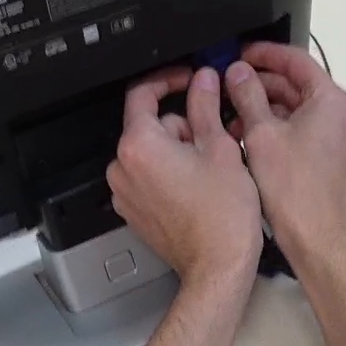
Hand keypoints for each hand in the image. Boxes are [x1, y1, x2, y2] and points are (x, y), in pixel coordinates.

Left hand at [107, 67, 263, 290]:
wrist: (217, 267)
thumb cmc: (222, 218)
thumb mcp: (221, 149)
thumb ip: (206, 107)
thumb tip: (204, 81)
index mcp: (140, 146)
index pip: (142, 93)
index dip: (168, 79)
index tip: (188, 79)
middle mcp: (123, 169)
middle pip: (150, 126)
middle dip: (182, 126)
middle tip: (215, 140)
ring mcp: (125, 194)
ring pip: (150, 154)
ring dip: (177, 152)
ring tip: (210, 171)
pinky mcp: (134, 212)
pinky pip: (148, 180)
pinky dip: (169, 176)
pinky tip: (197, 189)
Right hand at [224, 42, 345, 273]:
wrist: (314, 237)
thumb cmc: (291, 187)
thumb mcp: (261, 134)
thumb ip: (247, 95)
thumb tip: (237, 70)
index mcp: (330, 99)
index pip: (295, 60)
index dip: (263, 53)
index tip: (237, 54)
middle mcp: (340, 113)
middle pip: (295, 84)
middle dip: (258, 84)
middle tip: (226, 85)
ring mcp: (337, 136)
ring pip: (294, 108)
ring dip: (262, 107)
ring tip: (229, 114)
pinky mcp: (329, 156)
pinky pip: (300, 129)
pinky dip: (274, 128)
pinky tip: (245, 135)